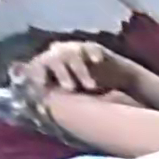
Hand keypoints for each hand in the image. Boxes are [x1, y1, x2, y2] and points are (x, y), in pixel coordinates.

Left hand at [23, 40, 137, 93]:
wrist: (120, 78)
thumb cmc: (95, 91)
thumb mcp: (76, 96)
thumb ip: (61, 99)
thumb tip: (42, 110)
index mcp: (51, 64)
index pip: (38, 65)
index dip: (38, 73)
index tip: (43, 86)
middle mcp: (60, 53)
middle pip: (54, 58)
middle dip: (61, 73)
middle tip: (70, 89)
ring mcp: (77, 49)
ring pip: (71, 54)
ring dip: (78, 70)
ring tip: (91, 87)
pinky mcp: (95, 48)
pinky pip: (91, 48)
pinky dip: (93, 54)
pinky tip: (97, 61)